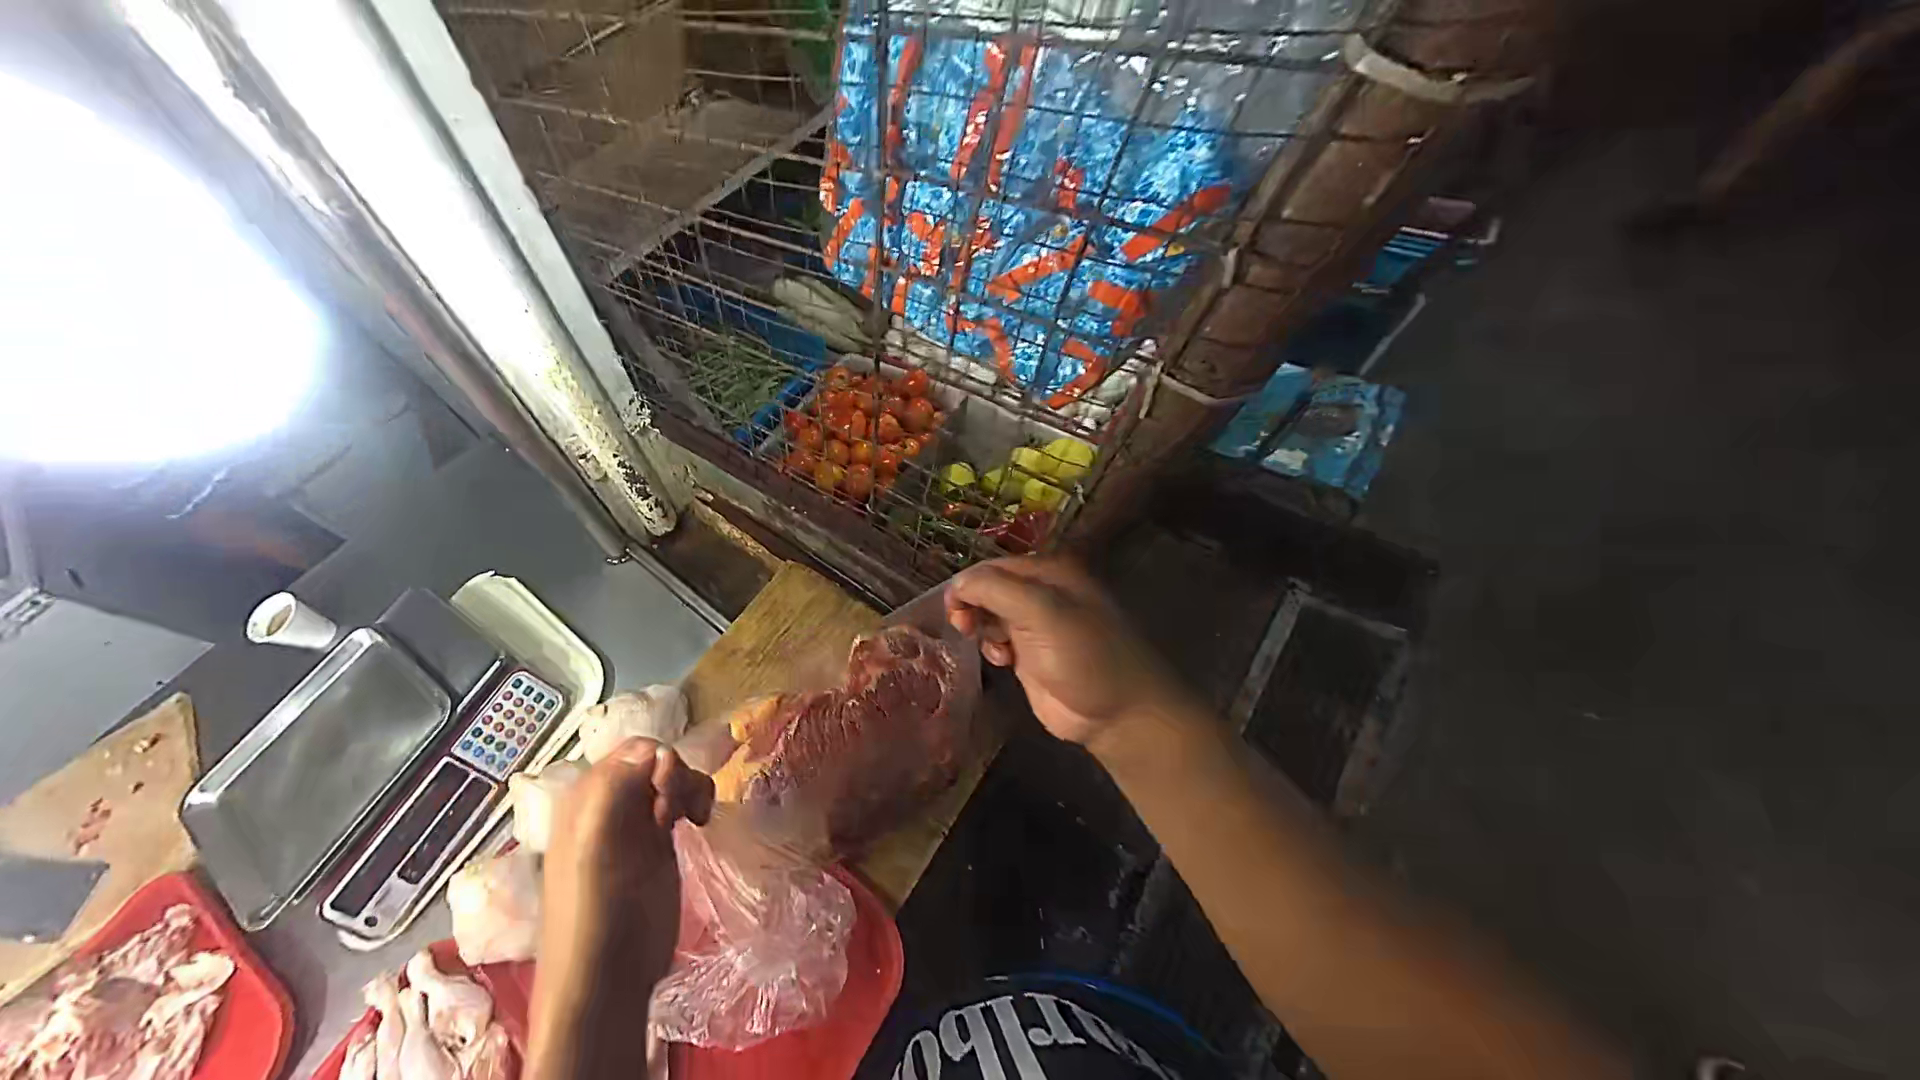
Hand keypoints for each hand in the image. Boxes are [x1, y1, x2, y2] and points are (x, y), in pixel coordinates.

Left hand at [531, 739, 711, 1079]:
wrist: (608, 977)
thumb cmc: (597, 913)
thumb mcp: (596, 848)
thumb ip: (616, 792)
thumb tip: (655, 749)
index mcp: (586, 798)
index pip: (635, 750)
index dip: (660, 765)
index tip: (666, 801)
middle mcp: (610, 802)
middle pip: (659, 759)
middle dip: (678, 777)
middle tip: (675, 816)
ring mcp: (635, 820)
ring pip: (674, 775)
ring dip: (691, 788)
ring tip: (689, 820)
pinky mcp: (658, 838)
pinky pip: (682, 797)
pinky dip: (696, 800)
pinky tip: (696, 822)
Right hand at [945, 556, 1188, 749]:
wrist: (1116, 713)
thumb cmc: (1083, 654)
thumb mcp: (1042, 612)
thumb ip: (996, 590)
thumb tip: (956, 584)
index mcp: (1050, 571)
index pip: (994, 565)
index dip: (969, 583)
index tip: (952, 606)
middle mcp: (1042, 592)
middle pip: (988, 588)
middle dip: (971, 605)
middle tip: (962, 626)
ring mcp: (1035, 624)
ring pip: (989, 615)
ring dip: (981, 627)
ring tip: (990, 647)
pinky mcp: (1029, 654)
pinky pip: (996, 640)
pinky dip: (992, 648)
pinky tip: (1002, 661)